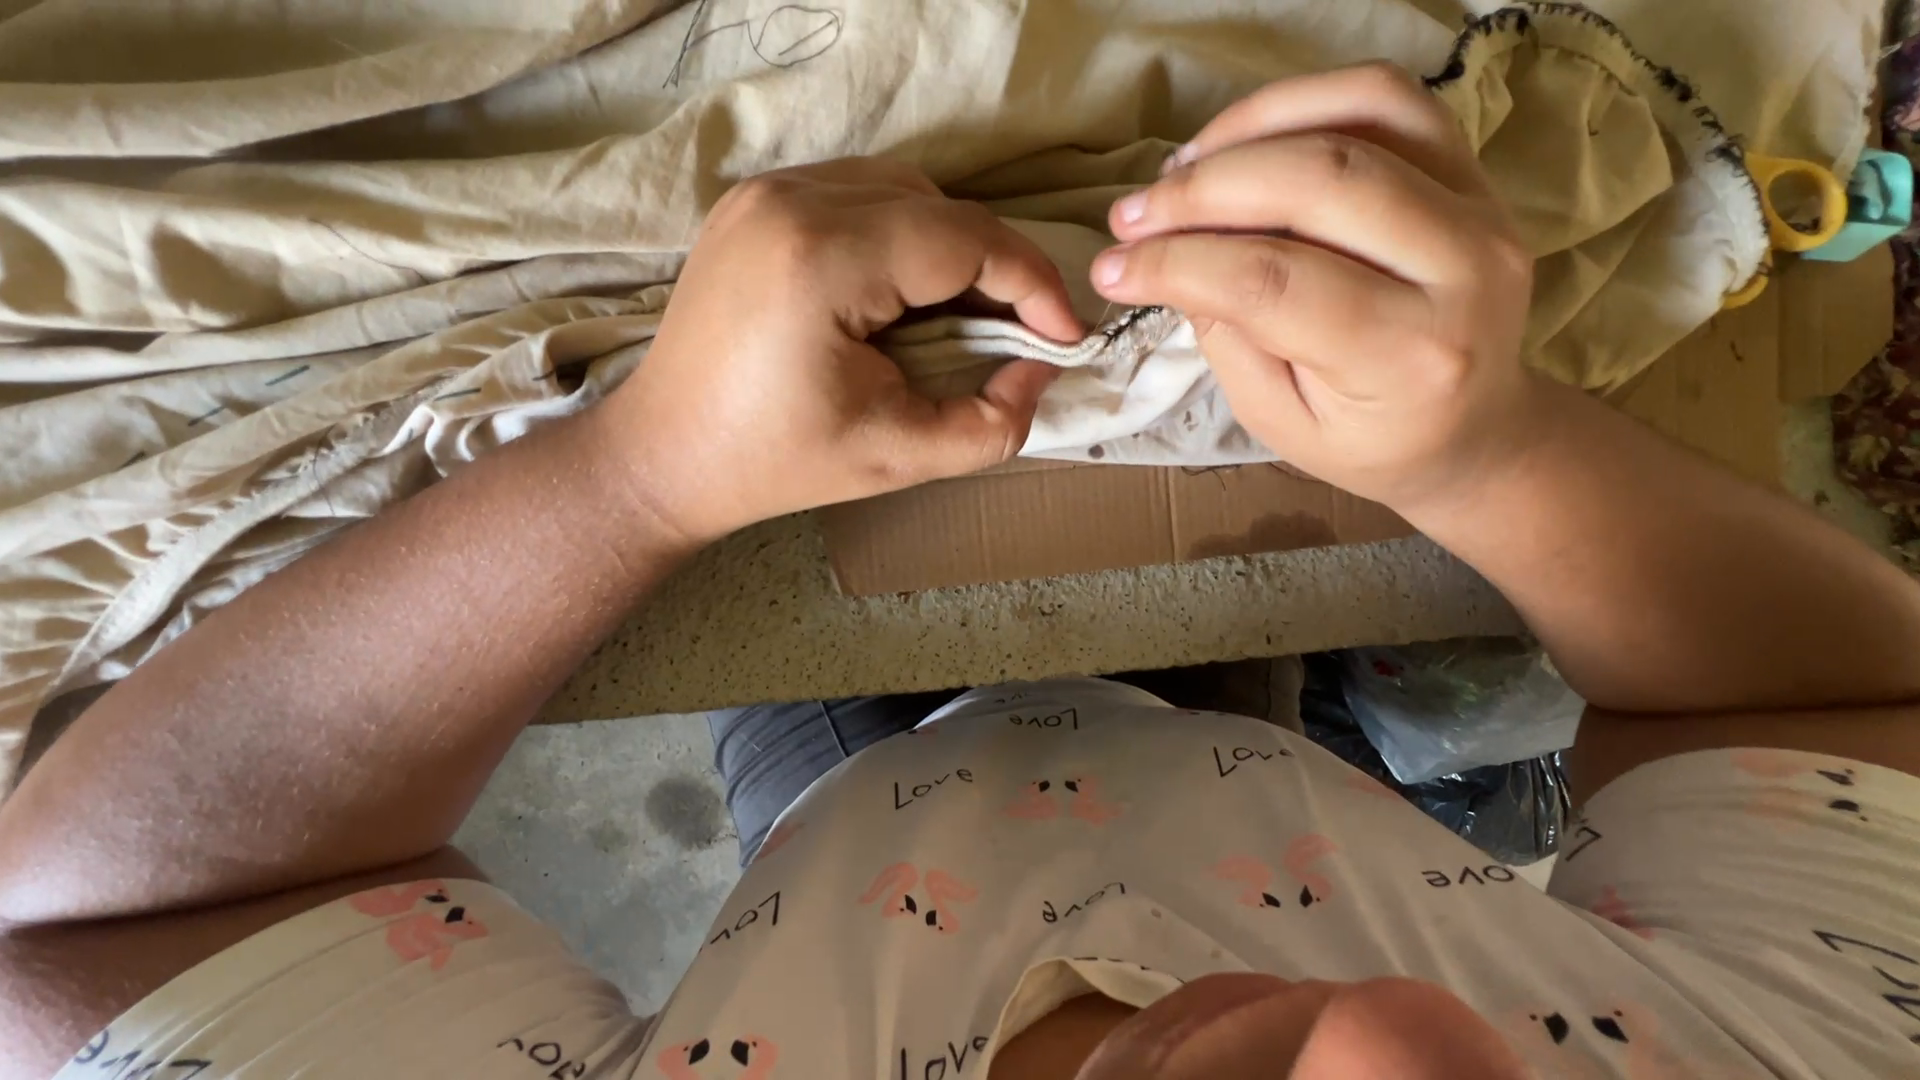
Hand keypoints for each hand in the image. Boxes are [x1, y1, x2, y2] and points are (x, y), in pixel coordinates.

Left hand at [600, 158, 1081, 544]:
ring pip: (903, 191)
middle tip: (1019, 334)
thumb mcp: (901, 458)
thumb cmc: (779, 464)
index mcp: (824, 258)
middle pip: (939, 207)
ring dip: (951, 248)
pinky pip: (858, 195)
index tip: (1066, 335)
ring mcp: (765, 193)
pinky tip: (904, 292)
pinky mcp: (754, 203)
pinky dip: (901, 236)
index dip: (1033, 283)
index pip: (965, 239)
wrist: (669, 454)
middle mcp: (792, 201)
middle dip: (995, 269)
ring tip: (966, 315)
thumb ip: (994, 423)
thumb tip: (1040, 368)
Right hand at [1088, 63, 1537, 512]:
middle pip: (1316, 183)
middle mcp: (1461, 266)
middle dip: (1200, 193)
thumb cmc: (1364, 441)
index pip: (1271, 281)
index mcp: (1405, 354)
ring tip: (1178, 173)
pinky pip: (1384, 100)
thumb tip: (1172, 262)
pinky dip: (1299, 103)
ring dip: (1244, 133)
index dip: (1176, 264)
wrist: (1471, 427)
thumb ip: (1228, 339)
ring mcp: (1479, 204)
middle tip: (1131, 218)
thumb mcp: (1278, 419)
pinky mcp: (1473, 170)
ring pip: (1355, 117)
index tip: (1111, 270)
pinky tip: (1239, 142)